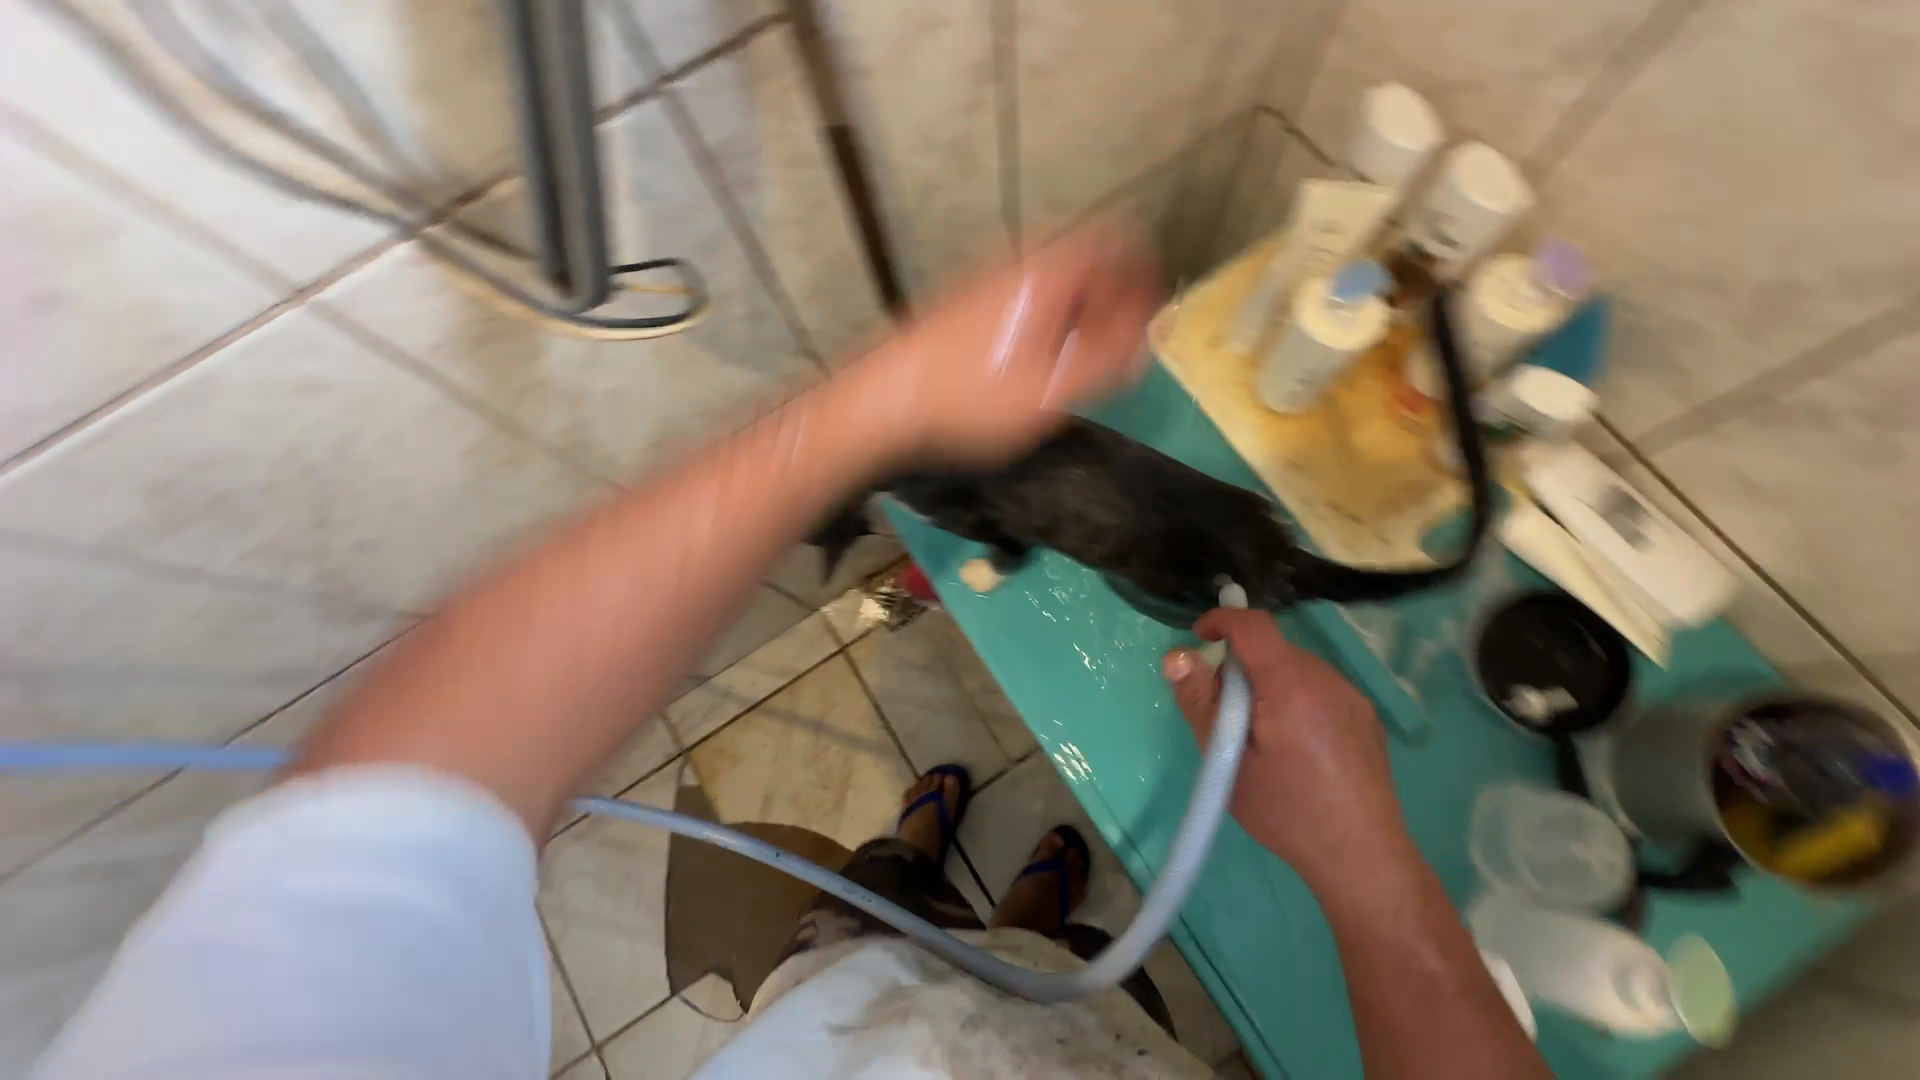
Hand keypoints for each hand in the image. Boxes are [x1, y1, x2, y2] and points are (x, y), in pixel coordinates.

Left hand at [847, 227, 1160, 465]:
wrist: (881, 401)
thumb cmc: (970, 397)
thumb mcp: (1052, 390)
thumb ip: (1108, 359)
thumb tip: (1147, 336)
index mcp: (1047, 270)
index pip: (1118, 244)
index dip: (1143, 279)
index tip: (1150, 319)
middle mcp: (1017, 261)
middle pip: (1084, 260)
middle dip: (1109, 299)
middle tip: (1115, 346)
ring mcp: (985, 279)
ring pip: (1050, 282)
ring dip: (1075, 314)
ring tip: (1075, 363)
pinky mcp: (962, 303)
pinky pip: (1021, 298)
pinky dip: (1043, 322)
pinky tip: (1030, 365)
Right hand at [1163, 608, 1415, 893]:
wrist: (1362, 857)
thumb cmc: (1286, 810)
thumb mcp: (1227, 761)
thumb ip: (1200, 703)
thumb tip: (1177, 656)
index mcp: (1289, 684)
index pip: (1254, 625)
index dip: (1222, 621)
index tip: (1199, 638)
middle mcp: (1327, 679)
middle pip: (1273, 650)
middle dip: (1240, 666)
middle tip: (1222, 713)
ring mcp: (1352, 697)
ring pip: (1296, 670)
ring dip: (1268, 685)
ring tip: (1257, 738)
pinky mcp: (1366, 719)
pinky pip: (1319, 690)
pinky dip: (1295, 700)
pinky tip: (1295, 749)